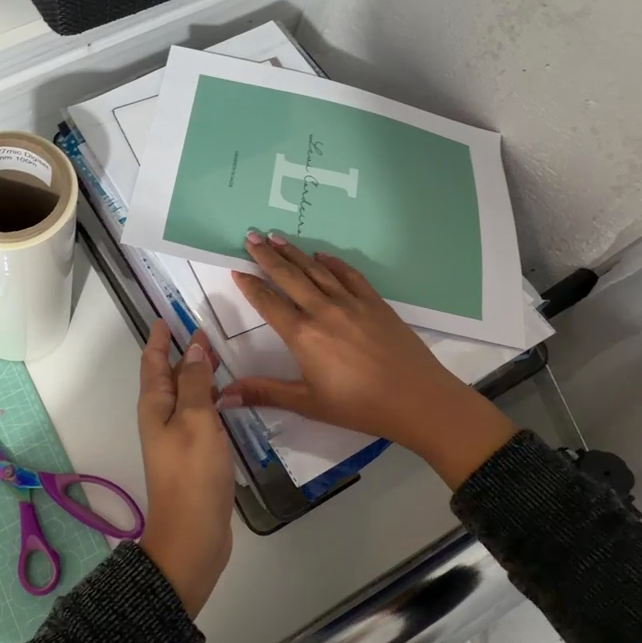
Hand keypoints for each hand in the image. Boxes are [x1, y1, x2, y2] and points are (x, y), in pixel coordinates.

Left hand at [134, 320, 233, 617]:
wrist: (192, 536)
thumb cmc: (192, 474)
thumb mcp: (196, 420)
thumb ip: (196, 384)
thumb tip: (193, 349)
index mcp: (155, 405)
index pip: (154, 362)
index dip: (161, 338)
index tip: (170, 317)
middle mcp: (161, 417)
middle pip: (170, 377)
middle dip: (184, 354)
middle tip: (206, 332)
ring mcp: (177, 438)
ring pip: (187, 396)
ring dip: (200, 376)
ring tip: (221, 358)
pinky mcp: (194, 456)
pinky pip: (200, 416)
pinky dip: (212, 401)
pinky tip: (232, 399)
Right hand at [221, 231, 517, 487]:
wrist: (418, 400)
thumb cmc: (360, 406)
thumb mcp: (308, 404)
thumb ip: (264, 393)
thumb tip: (223, 395)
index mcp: (303, 336)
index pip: (269, 303)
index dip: (251, 286)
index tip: (236, 271)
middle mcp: (323, 311)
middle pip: (289, 276)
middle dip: (267, 256)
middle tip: (251, 237)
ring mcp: (351, 303)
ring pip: (315, 271)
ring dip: (294, 253)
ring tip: (277, 237)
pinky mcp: (375, 303)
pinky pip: (349, 275)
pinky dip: (332, 263)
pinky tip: (321, 256)